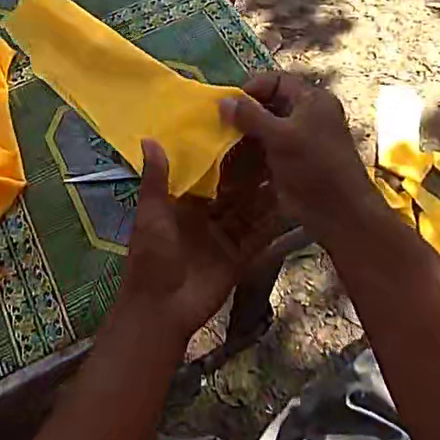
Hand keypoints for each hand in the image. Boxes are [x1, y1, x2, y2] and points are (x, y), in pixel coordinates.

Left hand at [117, 139, 282, 343]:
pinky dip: (272, 222)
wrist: (161, 310)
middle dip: (247, 172)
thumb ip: (156, 179)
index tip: (238, 129)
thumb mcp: (151, 215)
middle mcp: (205, 217)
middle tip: (271, 143)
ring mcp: (223, 237)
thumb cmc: (151, 258)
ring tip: (287, 166)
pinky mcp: (238, 257)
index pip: (204, 175)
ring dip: (263, 193)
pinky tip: (291, 202)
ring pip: (247, 210)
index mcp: (181, 205)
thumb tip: (148, 136)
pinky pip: (258, 236)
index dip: (220, 156)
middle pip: (230, 191)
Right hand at [219, 72, 380, 239]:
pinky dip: (250, 156)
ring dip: (243, 137)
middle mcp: (306, 116)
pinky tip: (231, 164)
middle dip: (244, 115)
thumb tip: (224, 100)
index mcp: (311, 101)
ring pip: (265, 130)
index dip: (253, 88)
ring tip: (221, 145)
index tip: (229, 104)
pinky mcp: (291, 162)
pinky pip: (266, 151)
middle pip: (269, 105)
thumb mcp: (281, 136)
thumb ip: (251, 116)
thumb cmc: (314, 165)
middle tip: (220, 125)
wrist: (338, 211)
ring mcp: (299, 140)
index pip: (277, 81)